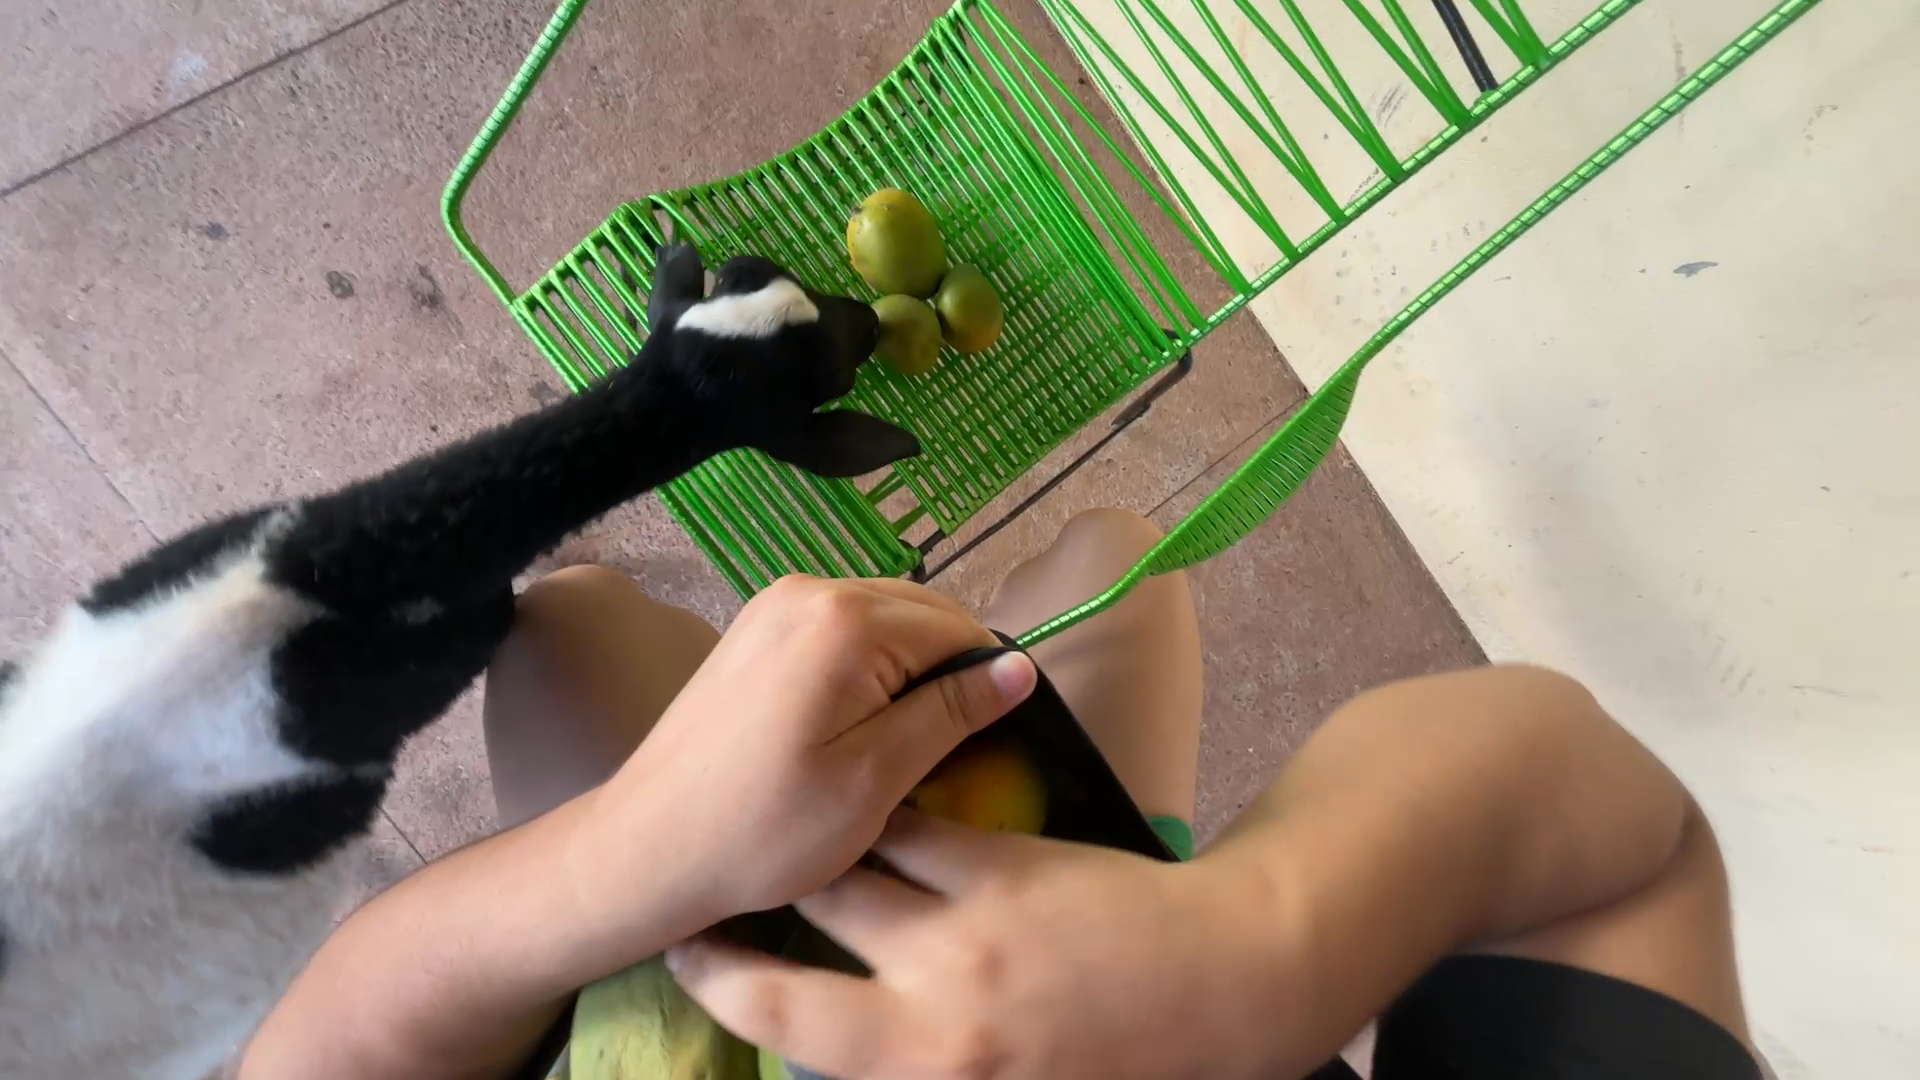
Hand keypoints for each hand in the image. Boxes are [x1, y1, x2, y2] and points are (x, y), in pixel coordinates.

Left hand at [573, 576, 1038, 938]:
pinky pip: (843, 622)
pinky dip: (870, 656)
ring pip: (885, 614)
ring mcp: (779, 598)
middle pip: (922, 612)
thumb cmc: (767, 829)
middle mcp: (813, 587)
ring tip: (904, 729)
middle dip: (948, 666)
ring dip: (910, 661)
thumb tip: (1020, 667)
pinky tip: (858, 708)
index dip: (986, 679)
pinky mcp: (760, 620)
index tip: (988, 736)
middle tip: (946, 740)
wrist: (646, 847)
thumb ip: (952, 711)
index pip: (956, 628)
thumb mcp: (876, 778)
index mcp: (847, 621)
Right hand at [666, 809, 1297, 1079]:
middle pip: (791, 968)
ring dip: (810, 844)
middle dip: (730, 932)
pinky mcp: (998, 870)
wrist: (1218, 988)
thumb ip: (923, 1057)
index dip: (727, 994)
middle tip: (699, 888)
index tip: (693, 958)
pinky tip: (864, 778)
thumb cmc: (1118, 1052)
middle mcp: (926, 1017)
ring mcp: (959, 936)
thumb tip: (853, 1030)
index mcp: (926, 1077)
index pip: (793, 1038)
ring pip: (847, 875)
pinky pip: (915, 828)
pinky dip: (884, 805)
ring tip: (773, 817)